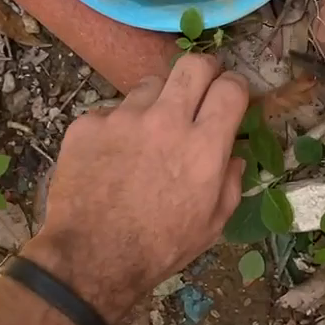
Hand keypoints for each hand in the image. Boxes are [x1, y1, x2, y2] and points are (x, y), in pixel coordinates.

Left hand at [23, 55, 246, 323]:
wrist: (93, 258)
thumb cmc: (160, 247)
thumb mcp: (212, 224)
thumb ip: (230, 183)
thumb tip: (234, 156)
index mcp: (204, 146)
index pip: (231, 89)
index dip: (236, 86)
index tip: (233, 94)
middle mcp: (166, 121)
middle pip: (193, 65)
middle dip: (204, 69)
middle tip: (202, 84)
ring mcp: (123, 118)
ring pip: (149, 86)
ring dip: (157, 101)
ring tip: (149, 131)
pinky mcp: (88, 124)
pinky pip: (111, 112)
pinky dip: (117, 128)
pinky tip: (112, 157)